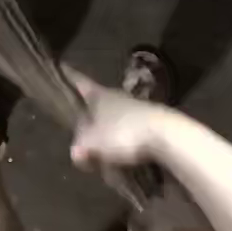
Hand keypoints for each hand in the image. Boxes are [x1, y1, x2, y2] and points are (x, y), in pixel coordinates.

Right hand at [67, 68, 185, 167]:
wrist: (171, 139)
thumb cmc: (124, 134)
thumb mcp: (93, 144)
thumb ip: (80, 148)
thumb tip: (77, 153)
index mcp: (99, 94)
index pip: (78, 80)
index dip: (68, 75)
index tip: (60, 66)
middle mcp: (118, 97)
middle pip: (95, 106)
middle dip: (90, 123)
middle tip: (86, 144)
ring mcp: (137, 109)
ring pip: (114, 123)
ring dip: (110, 141)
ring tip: (110, 164)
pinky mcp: (153, 124)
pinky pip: (131, 136)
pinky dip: (127, 148)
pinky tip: (129, 164)